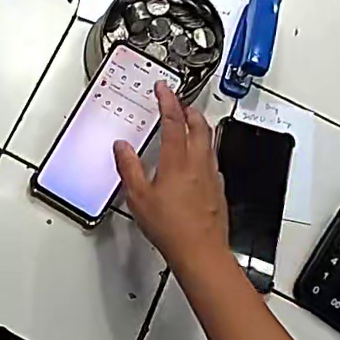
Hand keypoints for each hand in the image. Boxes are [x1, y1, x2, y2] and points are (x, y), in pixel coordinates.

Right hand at [113, 82, 229, 277]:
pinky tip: (196, 156)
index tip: (163, 88)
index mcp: (178, 161)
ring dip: (198, 125)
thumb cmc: (171, 227)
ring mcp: (211, 175)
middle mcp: (199, 163)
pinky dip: (202, 147)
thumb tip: (122, 147)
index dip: (168, 101)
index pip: (174, 122)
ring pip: (208, 140)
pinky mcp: (217, 187)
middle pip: (199, 125)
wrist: (200, 251)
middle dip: (188, 109)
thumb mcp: (138, 196)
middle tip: (177, 101)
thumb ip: (129, 167)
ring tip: (189, 121)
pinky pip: (211, 158)